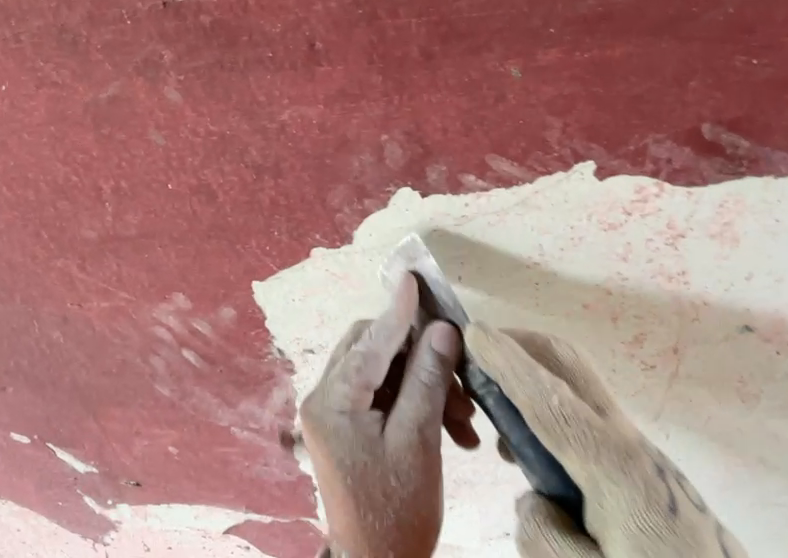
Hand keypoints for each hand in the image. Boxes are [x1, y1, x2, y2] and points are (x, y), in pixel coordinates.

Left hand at [300, 272, 480, 556]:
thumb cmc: (396, 509)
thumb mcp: (418, 442)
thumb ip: (428, 380)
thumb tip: (441, 329)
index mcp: (333, 400)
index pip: (371, 341)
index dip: (398, 310)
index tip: (414, 278)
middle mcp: (323, 397)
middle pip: (374, 350)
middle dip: (420, 357)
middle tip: (459, 377)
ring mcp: (331, 412)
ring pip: (382, 373)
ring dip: (423, 385)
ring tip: (463, 420)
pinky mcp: (344, 426)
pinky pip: (379, 395)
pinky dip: (413, 402)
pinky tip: (450, 428)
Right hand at [465, 326, 746, 557]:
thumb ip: (545, 536)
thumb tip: (530, 499)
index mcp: (616, 470)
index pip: (548, 399)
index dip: (506, 363)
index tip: (472, 332)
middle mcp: (630, 445)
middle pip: (570, 366)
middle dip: (521, 344)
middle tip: (478, 351)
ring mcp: (643, 454)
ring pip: (577, 392)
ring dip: (534, 381)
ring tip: (498, 416)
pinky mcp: (647, 471)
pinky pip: (589, 422)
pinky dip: (553, 414)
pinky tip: (537, 459)